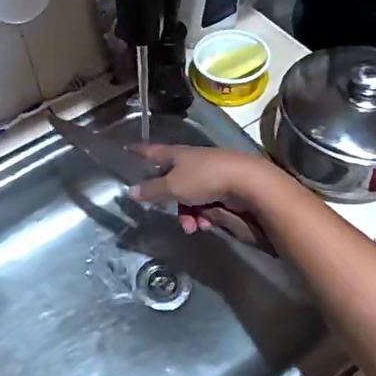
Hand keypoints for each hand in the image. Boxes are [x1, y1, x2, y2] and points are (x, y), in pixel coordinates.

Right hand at [129, 144, 288, 238]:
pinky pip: (205, 203)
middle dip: (169, 202)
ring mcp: (209, 175)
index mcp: (178, 154)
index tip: (127, 149)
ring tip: (194, 226)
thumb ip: (152, 190)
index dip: (139, 151)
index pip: (152, 151)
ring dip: (188, 214)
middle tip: (171, 216)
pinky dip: (203, 215)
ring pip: (189, 197)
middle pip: (172, 181)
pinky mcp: (224, 188)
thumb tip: (132, 191)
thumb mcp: (173, 186)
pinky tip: (205, 224)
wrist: (247, 183)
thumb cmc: (204, 178)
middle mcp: (192, 161)